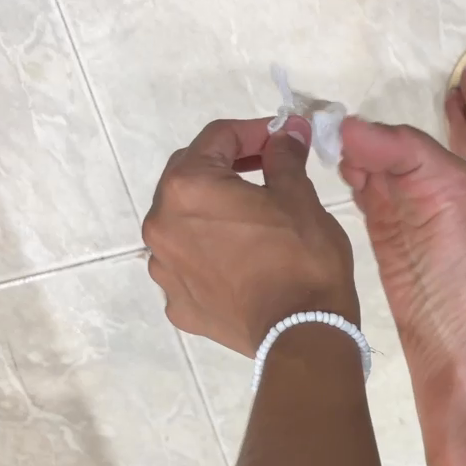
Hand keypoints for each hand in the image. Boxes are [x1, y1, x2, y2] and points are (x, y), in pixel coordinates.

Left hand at [143, 116, 357, 355]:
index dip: (255, 132)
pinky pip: (192, 270)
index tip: (285, 136)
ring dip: (214, 219)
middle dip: (228, 172)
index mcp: (188, 188)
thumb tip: (286, 131)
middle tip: (269, 175)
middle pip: (191, 180)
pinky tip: (242, 268)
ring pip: (186, 227)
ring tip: (254, 229)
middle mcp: (160, 224)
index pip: (217, 139)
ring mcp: (165, 269)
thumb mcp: (301, 200)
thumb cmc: (304, 261)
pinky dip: (213, 261)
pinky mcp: (180, 306)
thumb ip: (284, 158)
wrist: (304, 334)